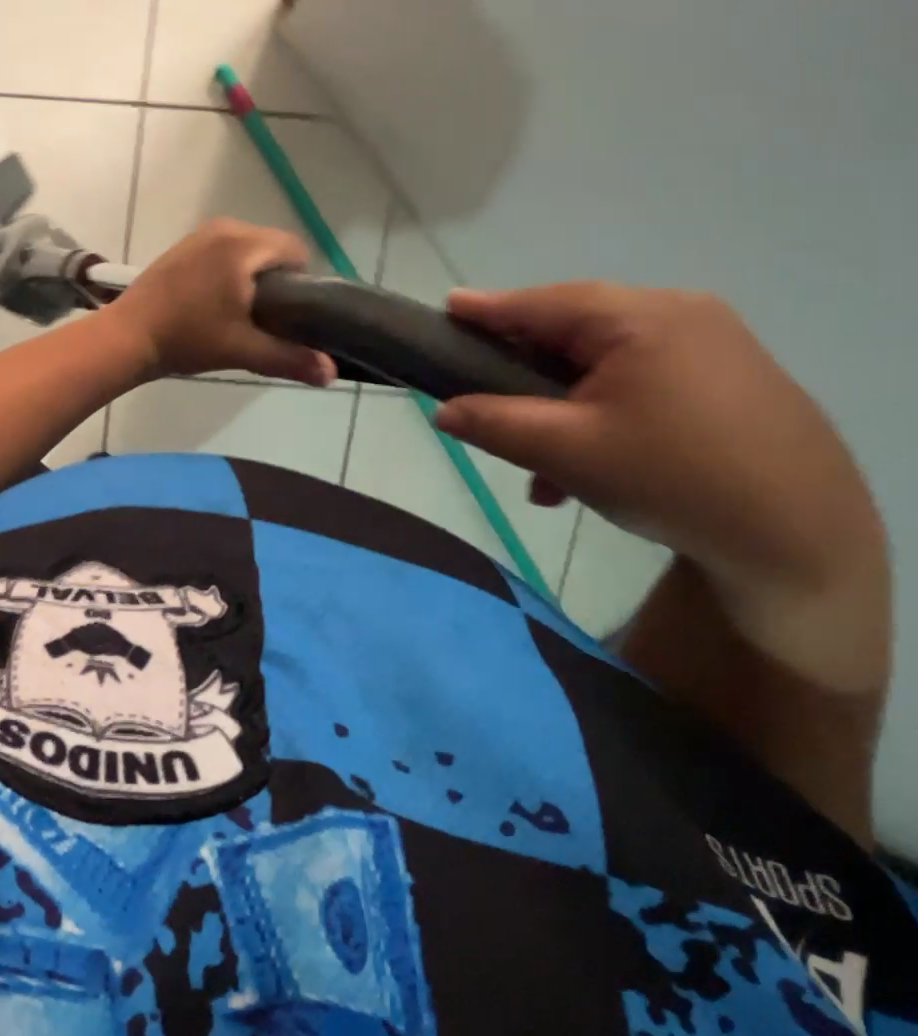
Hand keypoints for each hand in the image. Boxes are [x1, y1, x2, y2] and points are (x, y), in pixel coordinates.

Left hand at [102, 219, 335, 384]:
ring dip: (249, 278)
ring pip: (244, 251)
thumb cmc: (186, 340)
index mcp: (244, 244)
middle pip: (270, 249)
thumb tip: (332, 373)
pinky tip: (212, 306)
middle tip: (264, 320)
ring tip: (238, 316)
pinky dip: (225, 273)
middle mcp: (224, 228)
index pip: (296, 251)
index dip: (302, 284)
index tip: (290, 316)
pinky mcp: (179, 249)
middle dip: (274, 281)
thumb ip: (289, 358)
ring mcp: (198, 236)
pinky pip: (219, 253)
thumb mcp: (242, 350)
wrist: (126, 338)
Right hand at [435, 284, 887, 691]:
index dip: (489, 309)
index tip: (446, 307)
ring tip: (536, 469)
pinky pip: (637, 384)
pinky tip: (582, 471)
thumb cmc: (667, 474)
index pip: (545, 303)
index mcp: (641, 319)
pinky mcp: (725, 380)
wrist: (794, 528)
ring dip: (558, 410)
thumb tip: (445, 409)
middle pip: (574, 332)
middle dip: (522, 373)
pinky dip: (597, 418)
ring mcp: (711, 346)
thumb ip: (493, 423)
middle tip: (479, 402)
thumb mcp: (562, 451)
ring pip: (603, 366)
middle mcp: (681, 316)